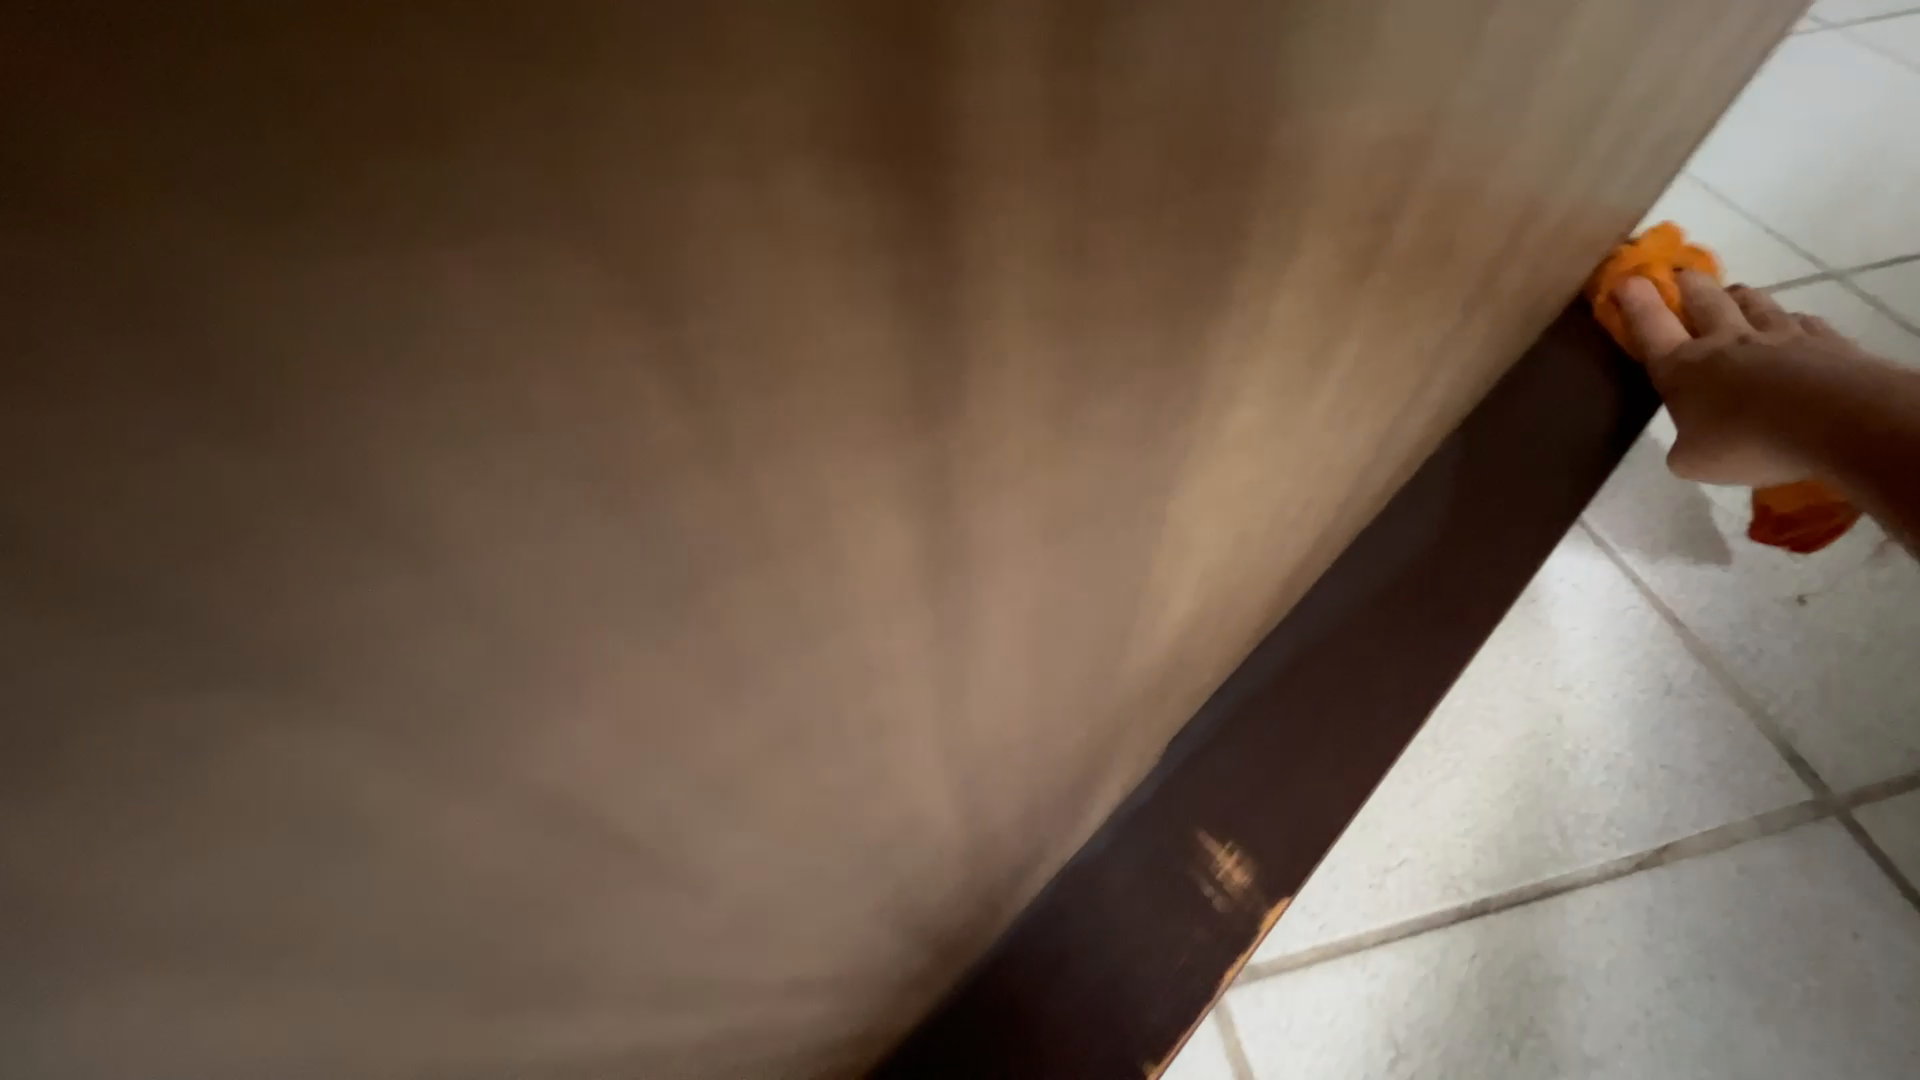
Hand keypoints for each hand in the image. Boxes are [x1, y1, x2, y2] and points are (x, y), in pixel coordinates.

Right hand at [1613, 271, 1868, 487]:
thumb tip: (1692, 442)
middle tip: (1680, 273)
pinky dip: (1790, 321)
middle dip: (1687, 284)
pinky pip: (1802, 322)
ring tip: (1733, 294)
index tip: (1627, 279)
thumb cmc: (1747, 442)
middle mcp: (1726, 342)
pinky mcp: (1827, 341)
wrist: (1842, 424)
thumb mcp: (1692, 460)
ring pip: (1754, 302)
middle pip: (1704, 300)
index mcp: (1681, 368)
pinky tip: (1791, 327)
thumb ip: (1684, 445)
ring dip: (1738, 295)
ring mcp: (1781, 337)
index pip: (1649, 326)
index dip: (1635, 302)